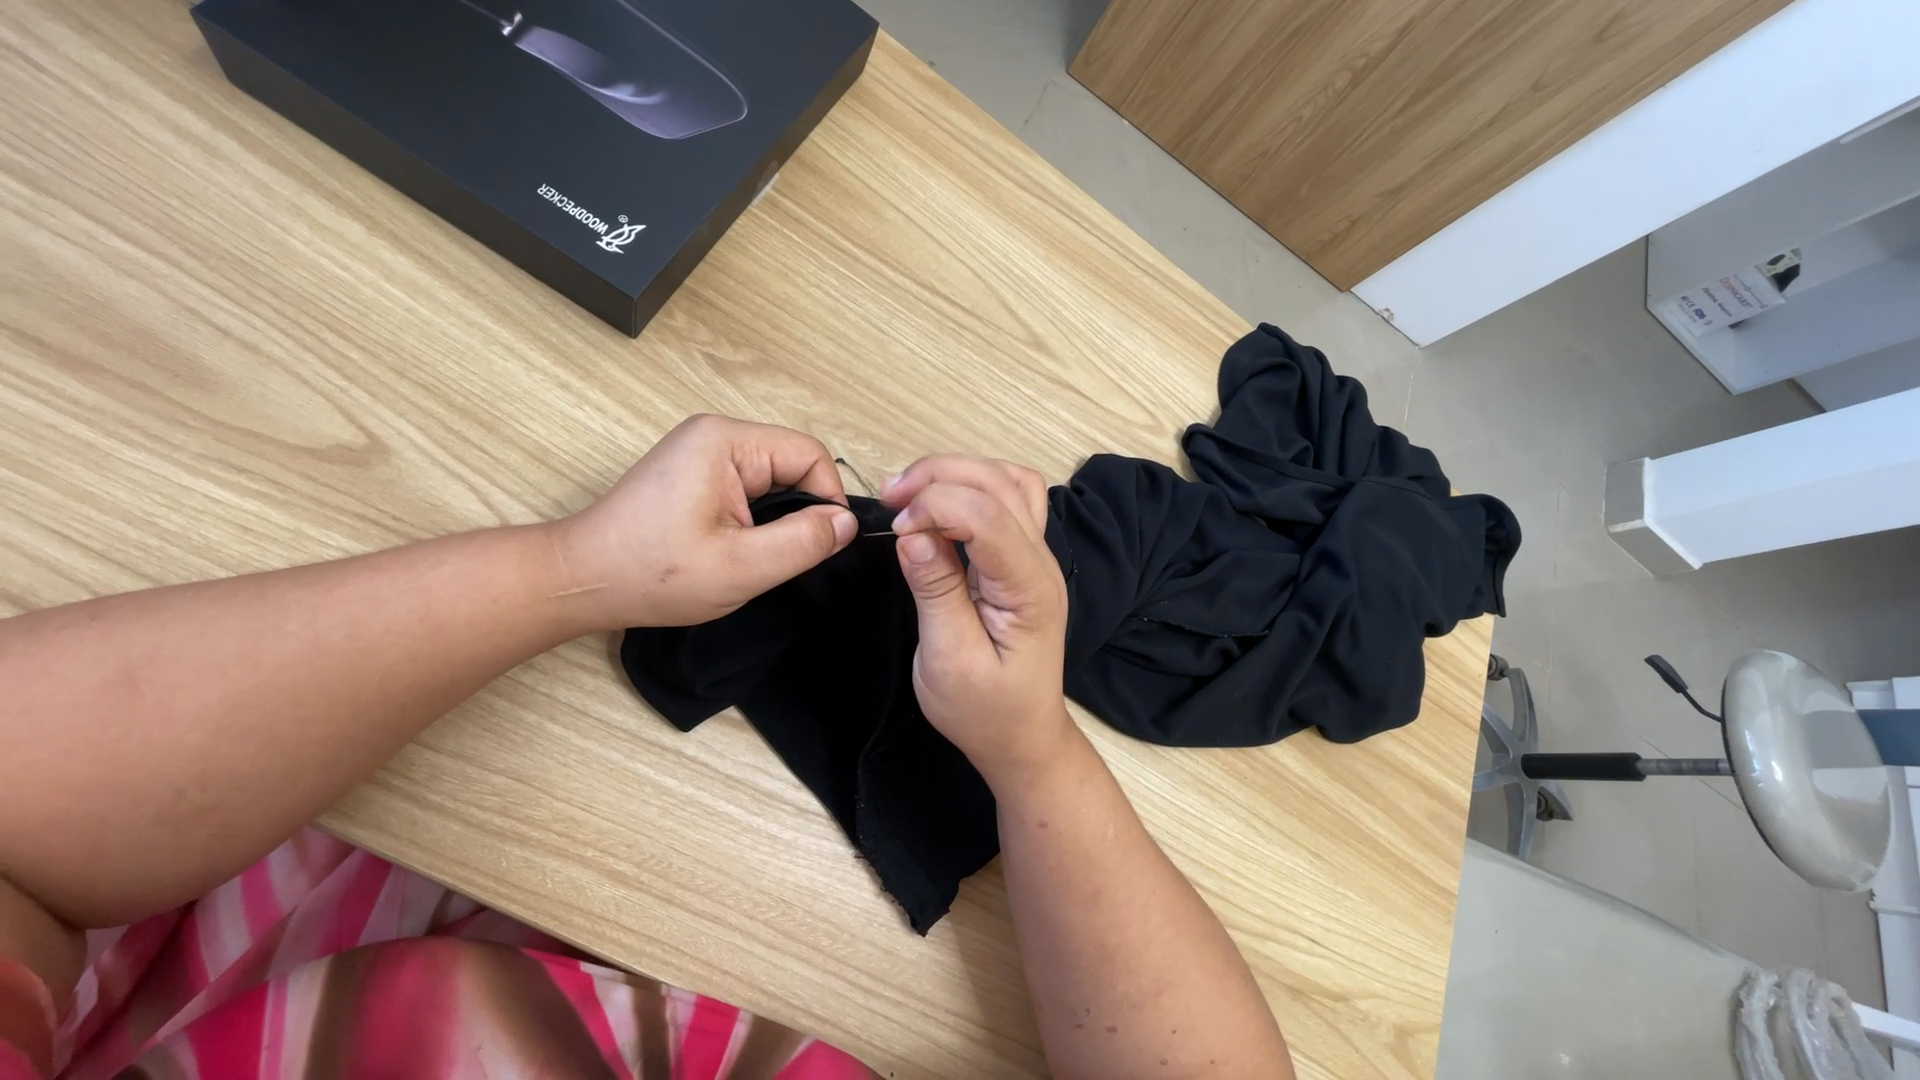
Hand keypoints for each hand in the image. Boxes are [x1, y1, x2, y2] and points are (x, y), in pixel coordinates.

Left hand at [553, 414, 855, 628]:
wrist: (582, 580)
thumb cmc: (651, 574)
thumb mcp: (742, 567)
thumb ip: (804, 541)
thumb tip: (846, 523)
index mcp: (725, 442)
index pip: (810, 455)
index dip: (827, 500)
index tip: (822, 544)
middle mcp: (714, 435)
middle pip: (793, 464)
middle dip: (800, 511)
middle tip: (783, 557)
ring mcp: (702, 451)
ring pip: (774, 479)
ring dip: (777, 518)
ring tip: (755, 554)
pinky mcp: (695, 472)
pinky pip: (750, 488)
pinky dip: (756, 518)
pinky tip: (737, 547)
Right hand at [883, 455, 1075, 787]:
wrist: (1021, 736)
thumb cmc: (985, 711)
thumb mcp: (949, 660)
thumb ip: (935, 591)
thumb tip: (911, 533)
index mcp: (1029, 589)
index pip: (990, 515)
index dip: (937, 505)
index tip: (896, 530)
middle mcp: (1040, 562)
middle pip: (1001, 483)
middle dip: (942, 475)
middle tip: (890, 497)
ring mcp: (1035, 557)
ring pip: (1008, 482)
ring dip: (957, 474)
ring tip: (910, 494)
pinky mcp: (1020, 559)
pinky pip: (1005, 501)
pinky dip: (968, 488)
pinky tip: (936, 506)